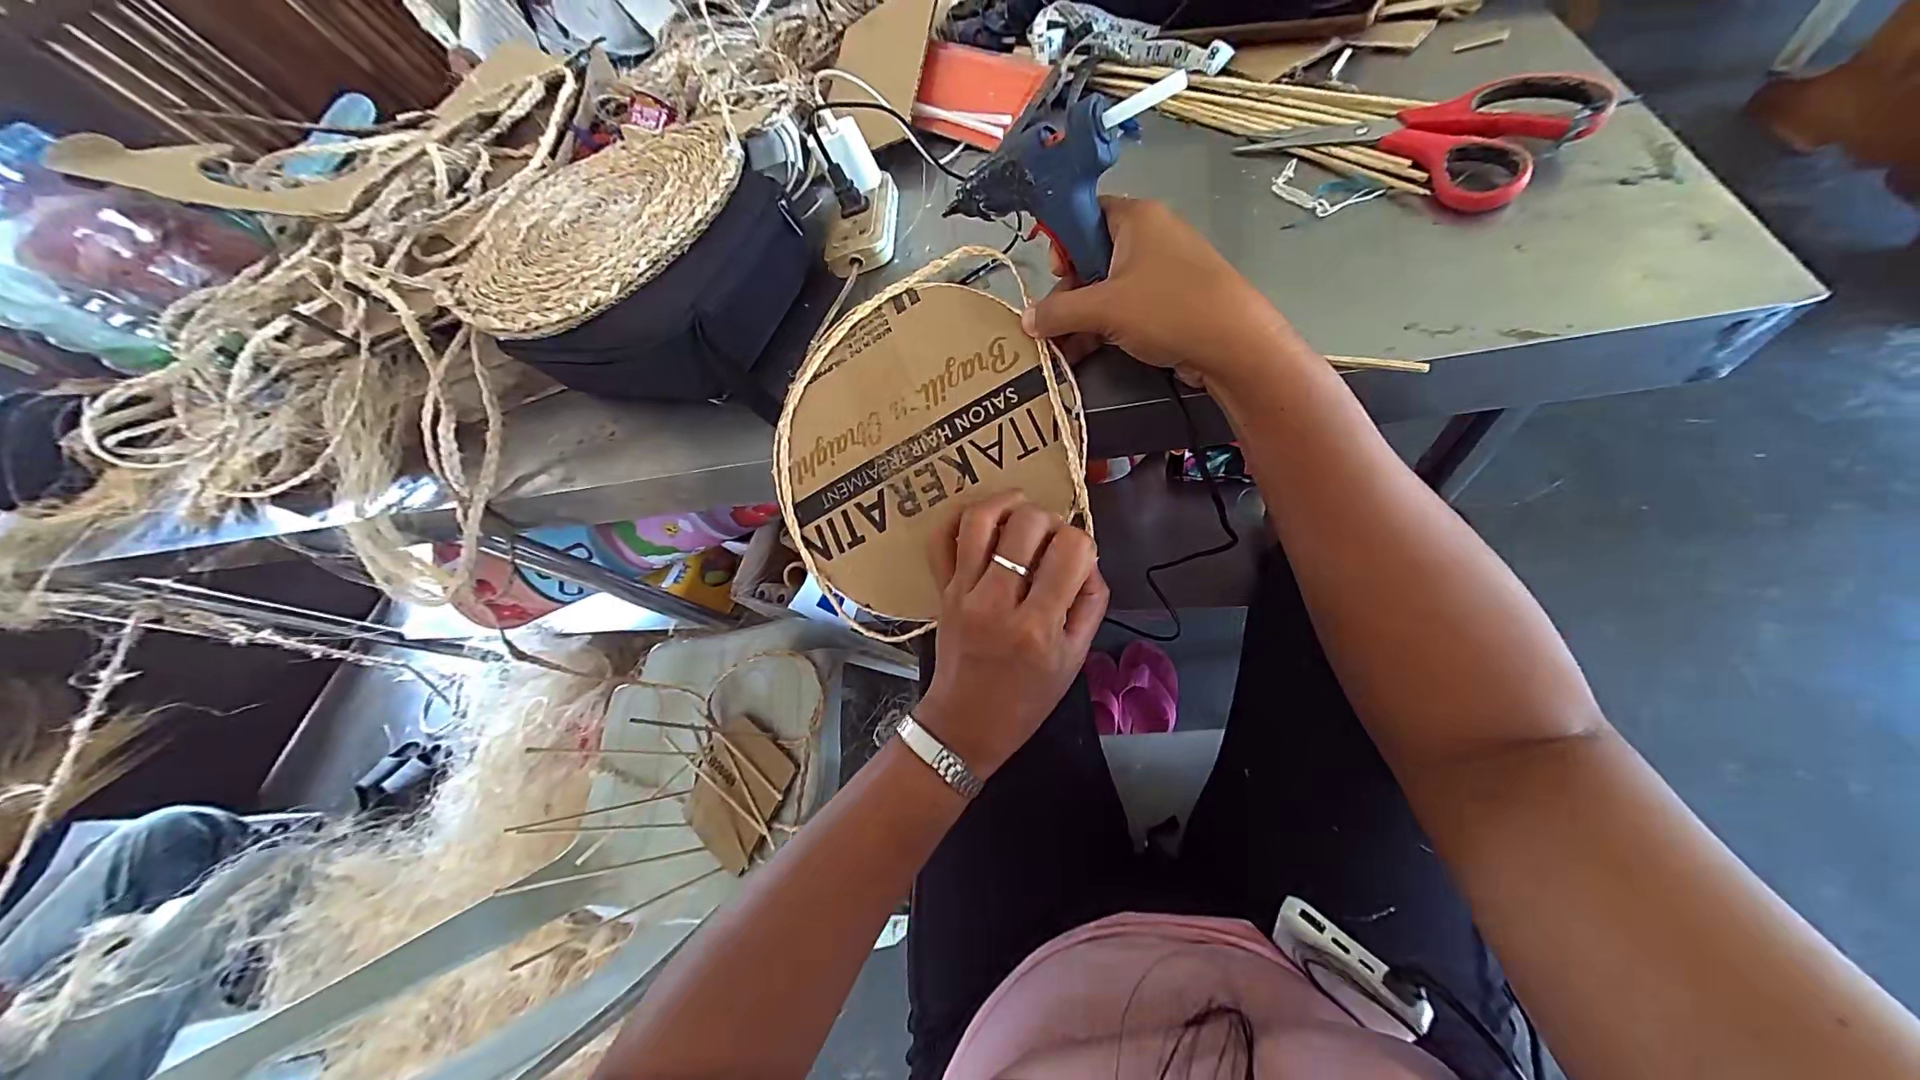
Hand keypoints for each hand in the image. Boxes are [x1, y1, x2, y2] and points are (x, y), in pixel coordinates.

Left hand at [916, 492, 1108, 779]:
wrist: (965, 724)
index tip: (1079, 558)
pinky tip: (984, 518)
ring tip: (1023, 507)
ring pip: (981, 520)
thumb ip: (1089, 604)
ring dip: (1008, 503)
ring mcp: (962, 592)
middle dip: (1051, 520)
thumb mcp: (1075, 659)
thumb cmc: (1026, 698)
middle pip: (1028, 525)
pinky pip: (940, 540)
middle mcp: (997, 602)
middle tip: (1053, 540)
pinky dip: (958, 518)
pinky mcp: (941, 590)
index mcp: (1038, 626)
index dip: (1083, 543)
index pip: (1071, 550)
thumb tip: (1088, 559)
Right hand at [1020, 196, 1303, 387]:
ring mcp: (1162, 272)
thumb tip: (1027, 319)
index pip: (1085, 212)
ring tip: (1062, 347)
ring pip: (1106, 289)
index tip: (1054, 273)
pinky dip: (1103, 328)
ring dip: (1081, 318)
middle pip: (1092, 256)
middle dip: (1068, 291)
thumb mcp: (1103, 309)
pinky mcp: (1169, 304)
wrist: (1233, 346)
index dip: (1062, 239)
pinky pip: (1125, 310)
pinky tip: (1082, 353)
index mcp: (1136, 218)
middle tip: (1056, 318)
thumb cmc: (1168, 309)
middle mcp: (1150, 237)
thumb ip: (1059, 312)